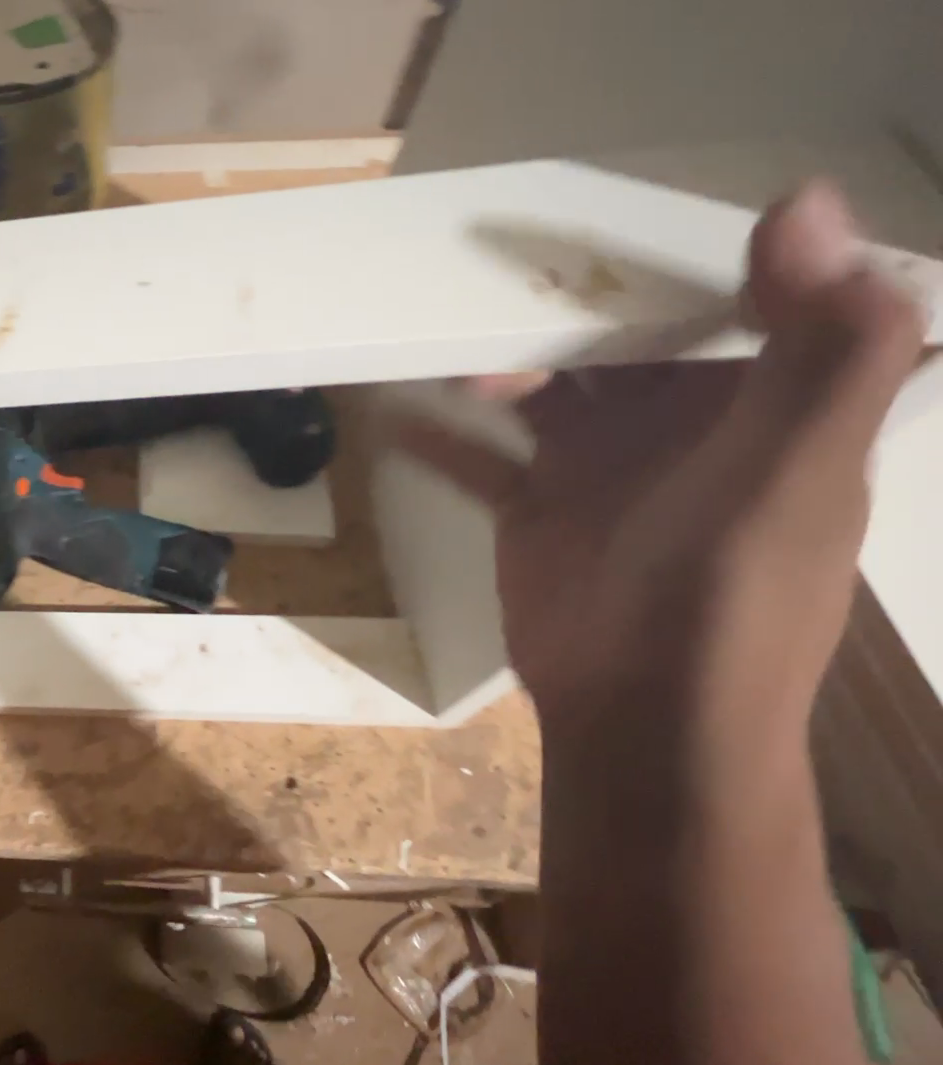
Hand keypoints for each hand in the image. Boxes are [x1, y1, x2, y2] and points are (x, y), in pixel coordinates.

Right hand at [399, 183, 923, 726]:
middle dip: (560, 300)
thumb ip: (818, 351)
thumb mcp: (789, 473)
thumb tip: (801, 202)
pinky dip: (440, 436)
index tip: (605, 215)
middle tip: (483, 266)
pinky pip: (482, 455)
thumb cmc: (724, 598)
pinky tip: (392, 415)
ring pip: (542, 386)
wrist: (640, 715)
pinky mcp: (533, 507)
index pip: (729, 299)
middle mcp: (678, 424)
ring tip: (433, 336)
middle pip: (616, 337)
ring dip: (494, 359)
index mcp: (758, 403)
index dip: (680, 252)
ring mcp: (597, 466)